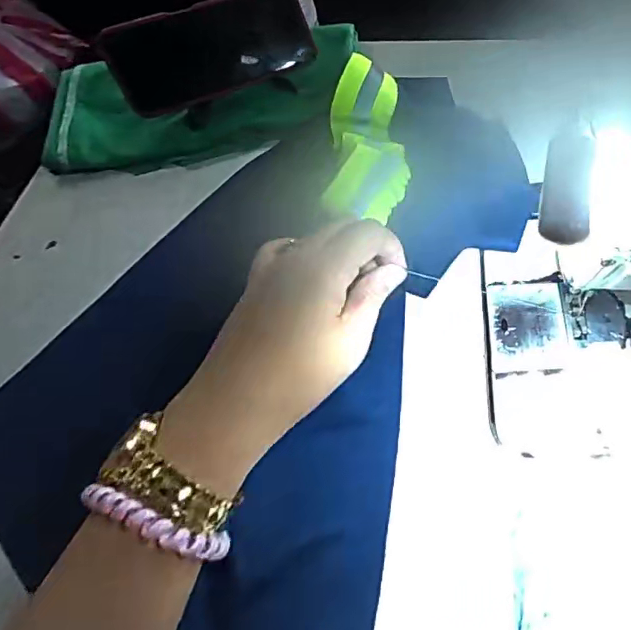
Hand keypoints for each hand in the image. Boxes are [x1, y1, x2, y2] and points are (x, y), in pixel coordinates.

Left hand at [157, 219, 407, 490]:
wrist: (234, 404)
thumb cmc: (302, 376)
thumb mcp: (352, 339)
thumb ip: (372, 295)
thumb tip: (392, 268)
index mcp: (324, 266)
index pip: (368, 230)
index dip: (391, 246)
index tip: (396, 277)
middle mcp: (296, 255)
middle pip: (344, 225)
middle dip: (371, 244)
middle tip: (378, 282)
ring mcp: (271, 266)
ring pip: (319, 235)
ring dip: (344, 249)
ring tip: (349, 288)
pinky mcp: (256, 280)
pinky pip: (290, 248)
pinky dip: (312, 253)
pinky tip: (315, 280)